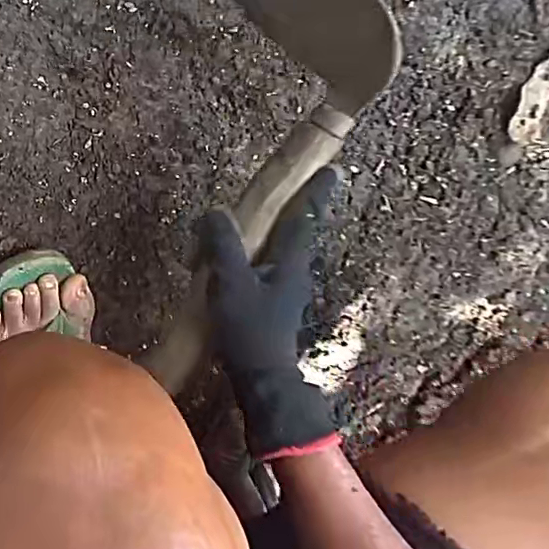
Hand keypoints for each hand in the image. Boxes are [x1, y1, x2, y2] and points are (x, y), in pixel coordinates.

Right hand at [202, 167, 340, 458]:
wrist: (261, 378)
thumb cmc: (249, 328)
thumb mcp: (231, 281)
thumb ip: (223, 243)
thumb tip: (216, 211)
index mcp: (290, 263)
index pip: (304, 220)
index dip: (316, 194)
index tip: (332, 170)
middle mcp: (294, 272)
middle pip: (292, 231)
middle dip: (288, 210)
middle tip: (283, 191)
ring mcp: (284, 289)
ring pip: (273, 250)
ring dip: (257, 236)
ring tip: (228, 231)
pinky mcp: (270, 302)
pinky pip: (259, 266)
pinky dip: (243, 256)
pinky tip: (222, 262)